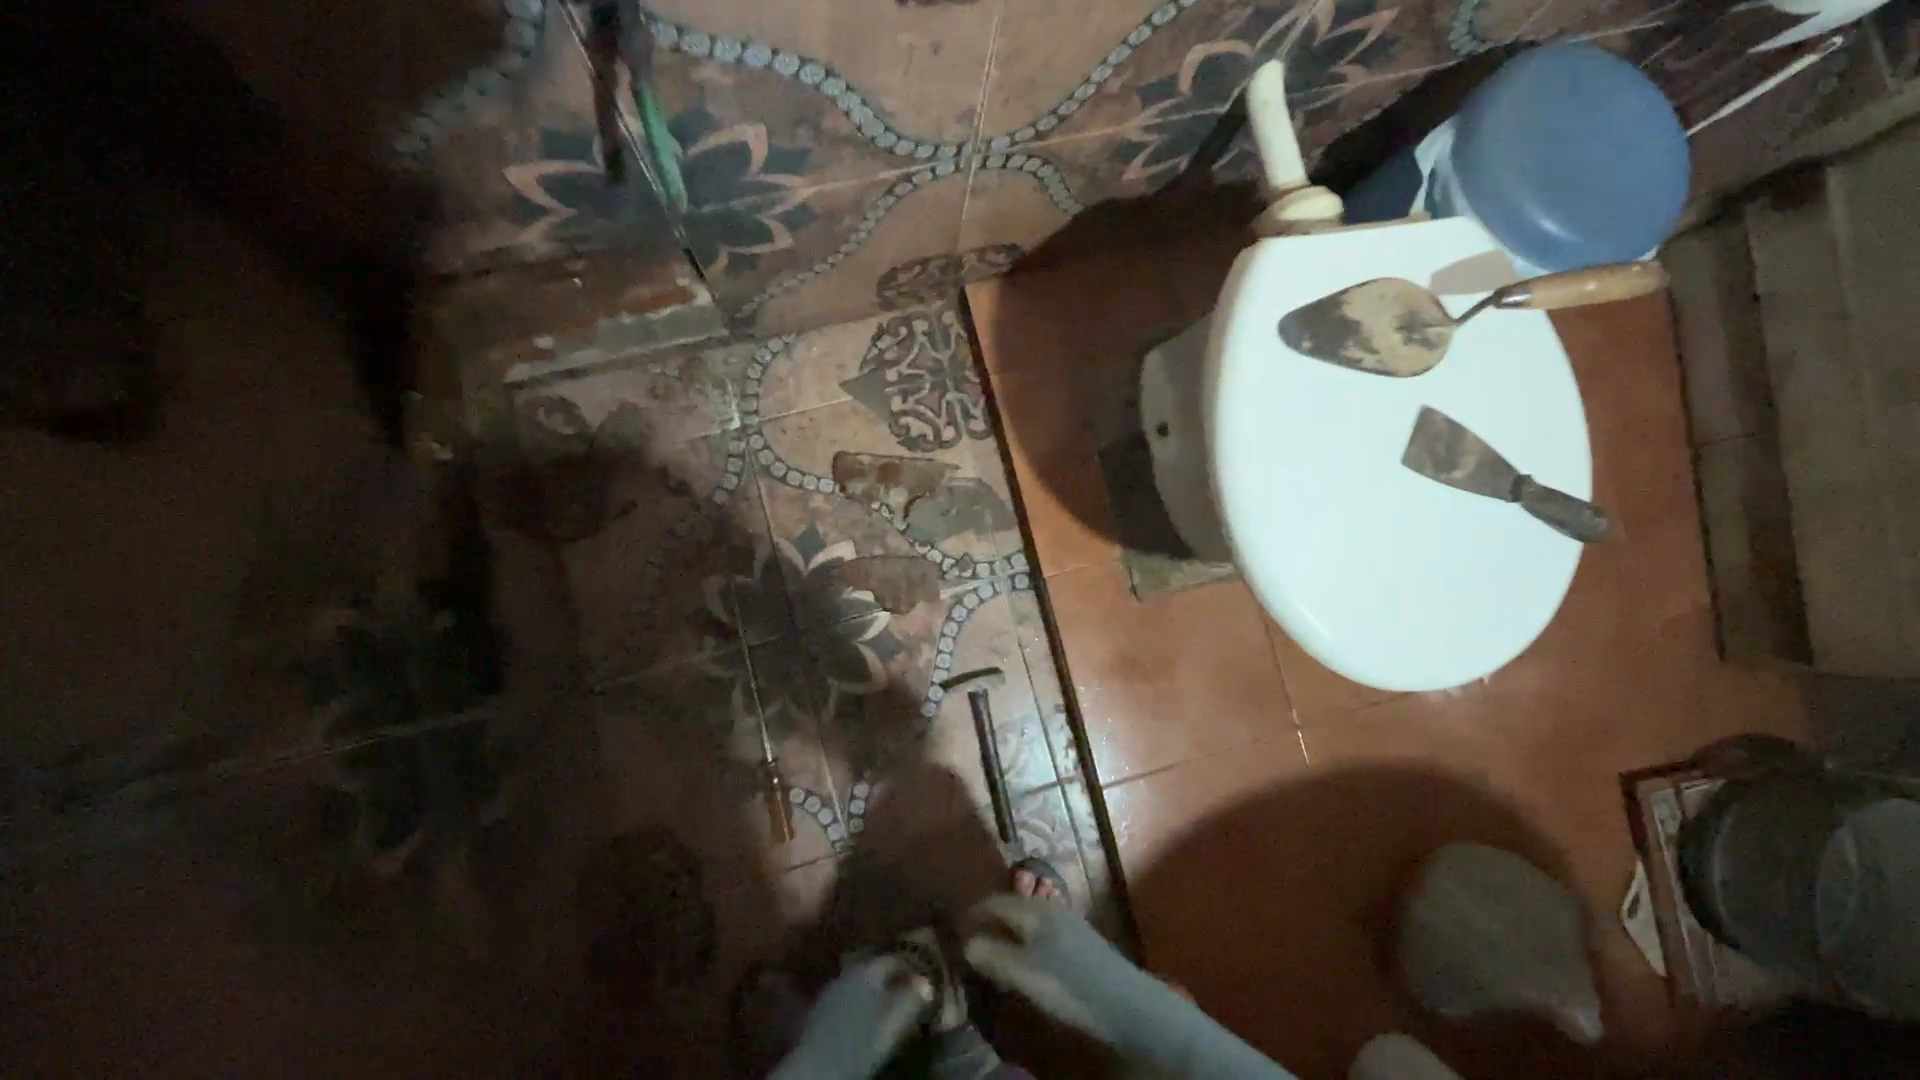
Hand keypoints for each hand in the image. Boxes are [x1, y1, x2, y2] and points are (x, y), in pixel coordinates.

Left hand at [769, 956, 932, 1079]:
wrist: (819, 1067)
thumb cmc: (864, 1039)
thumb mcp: (896, 1018)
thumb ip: (913, 996)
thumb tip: (925, 982)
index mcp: (868, 969)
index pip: (894, 959)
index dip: (910, 968)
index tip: (922, 980)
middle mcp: (847, 972)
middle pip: (873, 969)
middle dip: (890, 979)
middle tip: (905, 993)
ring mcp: (829, 991)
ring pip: (857, 984)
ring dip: (872, 993)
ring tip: (884, 1008)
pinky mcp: (818, 1011)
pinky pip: (844, 1000)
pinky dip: (856, 1005)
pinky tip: (860, 1020)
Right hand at [962, 895, 1296, 1078]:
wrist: (1132, 1010)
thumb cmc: (1071, 986)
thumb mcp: (1023, 973)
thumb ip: (991, 954)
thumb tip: (962, 943)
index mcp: (1034, 911)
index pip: (992, 902)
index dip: (969, 915)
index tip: (949, 932)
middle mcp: (1052, 910)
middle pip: (1010, 909)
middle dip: (987, 923)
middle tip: (966, 946)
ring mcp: (1070, 928)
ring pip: (1027, 924)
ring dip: (1006, 937)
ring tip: (990, 959)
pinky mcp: (1082, 950)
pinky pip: (1041, 938)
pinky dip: (1024, 947)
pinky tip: (1023, 968)